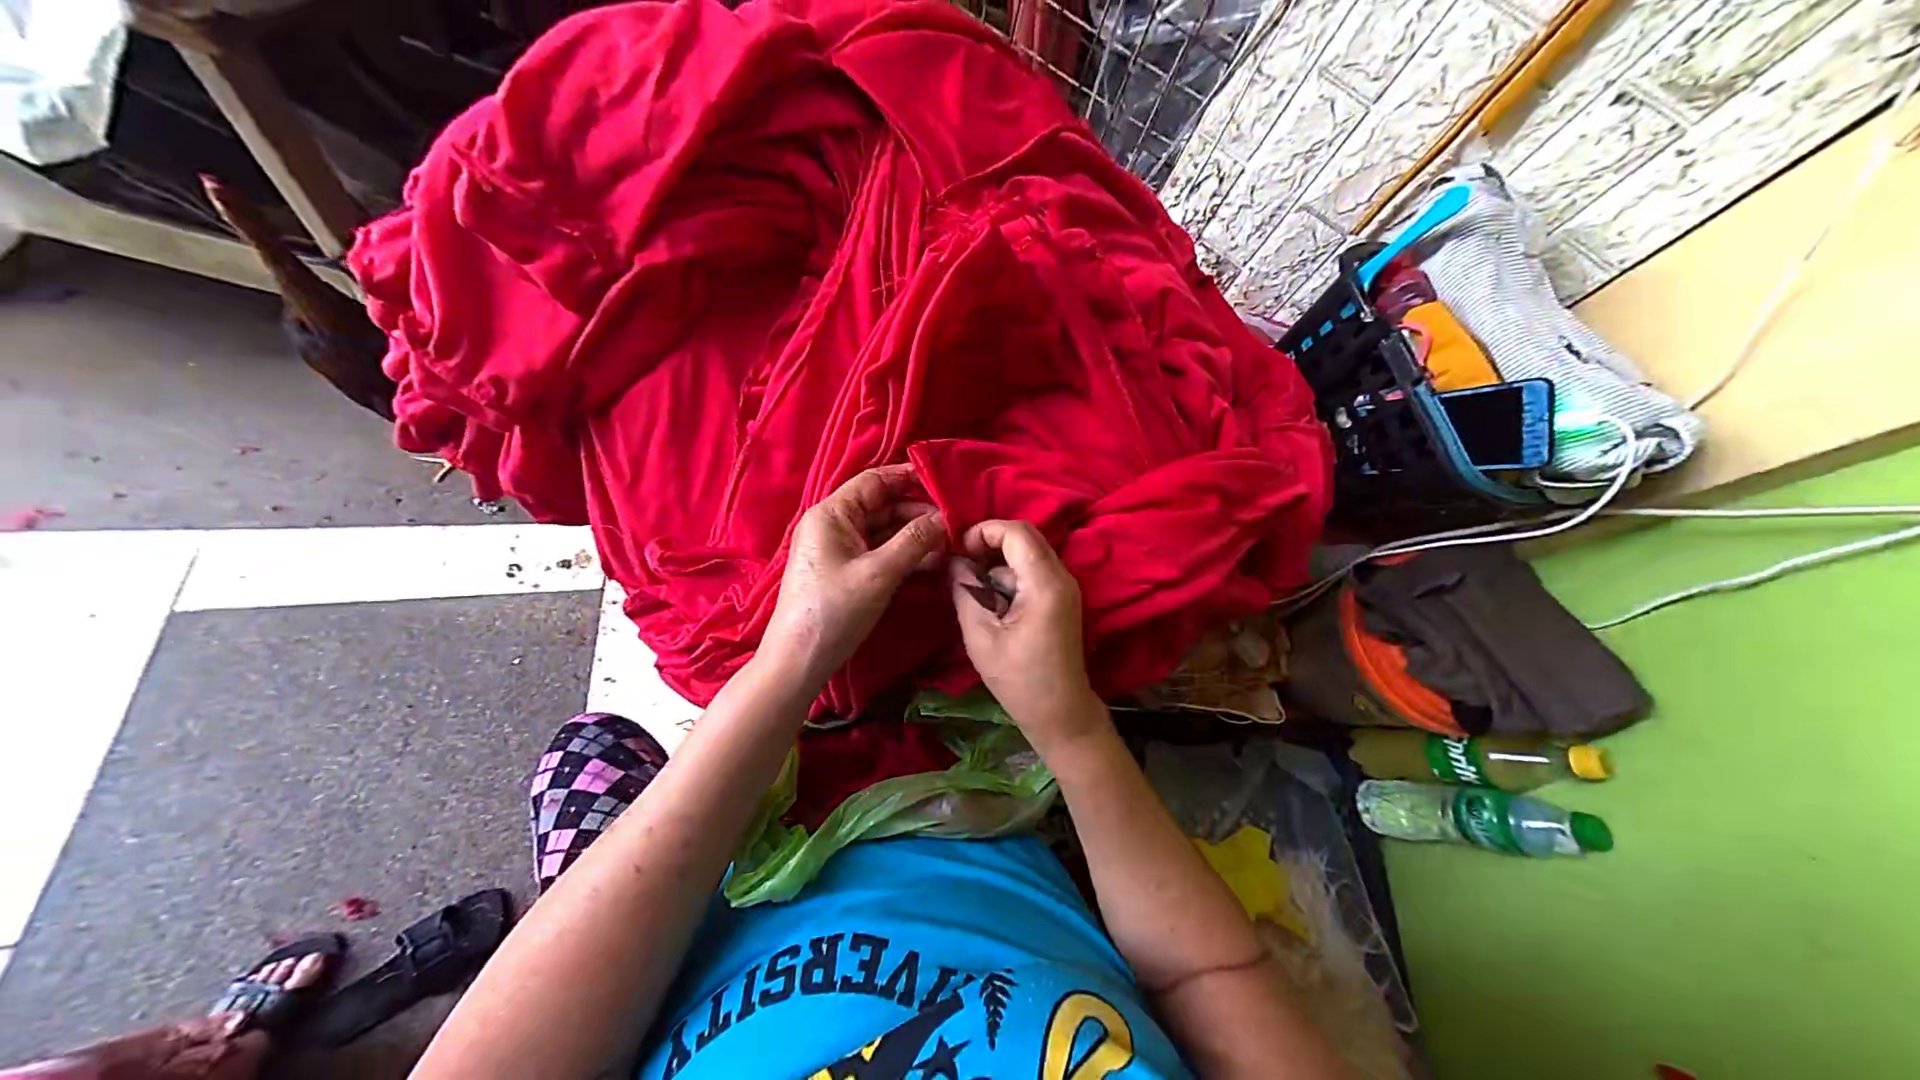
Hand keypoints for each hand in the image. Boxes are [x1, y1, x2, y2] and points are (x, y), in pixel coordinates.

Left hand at [761, 465, 946, 689]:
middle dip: (919, 513)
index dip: (908, 478)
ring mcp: (840, 550)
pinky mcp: (847, 572)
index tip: (945, 483)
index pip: (874, 481)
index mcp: (831, 514)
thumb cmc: (833, 610)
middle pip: (882, 506)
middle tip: (956, 523)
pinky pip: (881, 553)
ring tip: (952, 544)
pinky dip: (905, 556)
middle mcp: (834, 525)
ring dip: (916, 537)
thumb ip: (914, 542)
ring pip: (885, 532)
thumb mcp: (878, 573)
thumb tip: (944, 520)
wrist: (799, 661)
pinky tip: (934, 563)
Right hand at [948, 520, 1109, 750]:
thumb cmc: (1019, 679)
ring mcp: (1065, 587)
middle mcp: (1062, 577)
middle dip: (989, 543)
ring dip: (998, 562)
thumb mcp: (981, 636)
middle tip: (962, 564)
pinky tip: (992, 603)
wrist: (1061, 712)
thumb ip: (965, 592)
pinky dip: (1010, 577)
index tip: (958, 551)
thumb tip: (953, 562)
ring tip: (972, 588)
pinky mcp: (1062, 599)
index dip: (983, 532)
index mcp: (1045, 583)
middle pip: (1025, 537)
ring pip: (1028, 554)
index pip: (1016, 531)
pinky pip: (1033, 572)